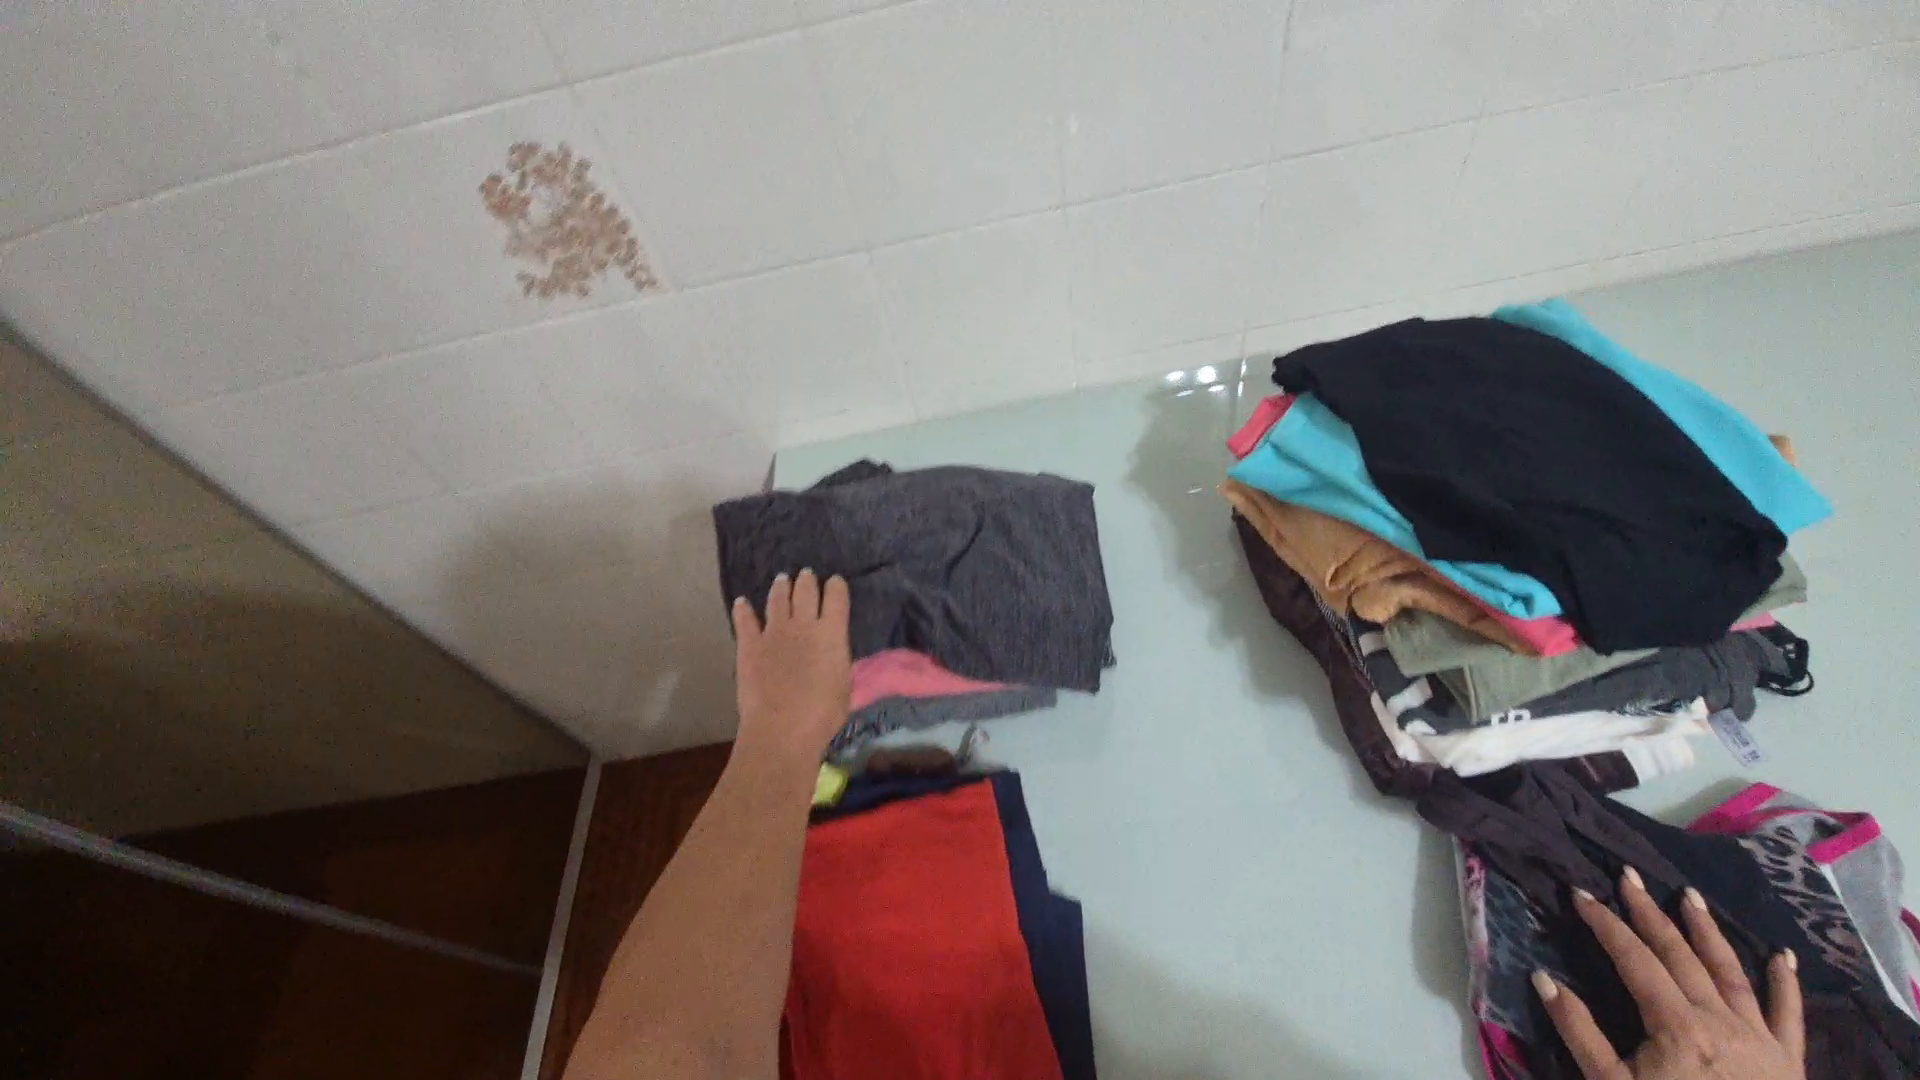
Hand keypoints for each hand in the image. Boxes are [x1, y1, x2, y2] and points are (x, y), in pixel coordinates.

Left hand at [731, 569, 851, 762]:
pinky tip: (742, 602)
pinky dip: (743, 609)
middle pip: (806, 590)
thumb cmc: (823, 713)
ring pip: (778, 599)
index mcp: (832, 633)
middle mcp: (803, 624)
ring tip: (782, 580)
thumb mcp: (843, 684)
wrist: (782, 728)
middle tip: (807, 575)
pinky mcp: (749, 644)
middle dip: (808, 580)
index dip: (837, 586)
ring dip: (781, 587)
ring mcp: (773, 631)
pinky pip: (745, 619)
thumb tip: (833, 652)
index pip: (837, 597)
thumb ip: (836, 660)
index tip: (836, 582)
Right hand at [1534, 868, 1804, 1079]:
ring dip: (1707, 931)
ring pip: (1731, 973)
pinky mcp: (1790, 1061)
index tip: (1580, 893)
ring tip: (1689, 895)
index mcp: (1676, 1025)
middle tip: (1628, 875)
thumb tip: (1542, 977)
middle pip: (1680, 955)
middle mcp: (1721, 1021)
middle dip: (1649, 912)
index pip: (1633, 957)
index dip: (1605, 923)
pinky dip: (1786, 984)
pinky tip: (1785, 956)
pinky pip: (1789, 1015)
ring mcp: (1761, 1040)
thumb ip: (1578, 1031)